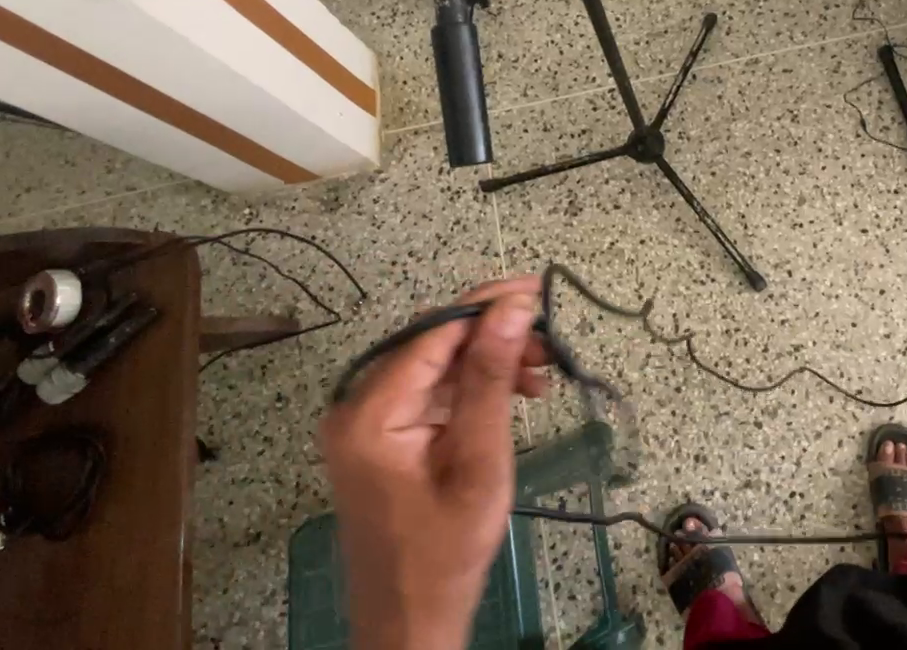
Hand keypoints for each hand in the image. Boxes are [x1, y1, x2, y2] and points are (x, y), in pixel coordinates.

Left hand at [320, 277, 550, 649]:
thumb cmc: (447, 550)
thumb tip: (514, 307)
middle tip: (549, 339)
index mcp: (370, 412)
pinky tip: (516, 392)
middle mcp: (358, 406)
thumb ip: (491, 378)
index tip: (539, 290)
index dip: (487, 305)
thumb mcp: (478, 459)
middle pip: (434, 343)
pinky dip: (476, 386)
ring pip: (438, 363)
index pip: (434, 332)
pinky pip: (434, 391)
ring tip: (543, 371)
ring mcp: (368, 422)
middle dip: (494, 333)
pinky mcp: (385, 436)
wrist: (411, 622)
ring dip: (491, 359)